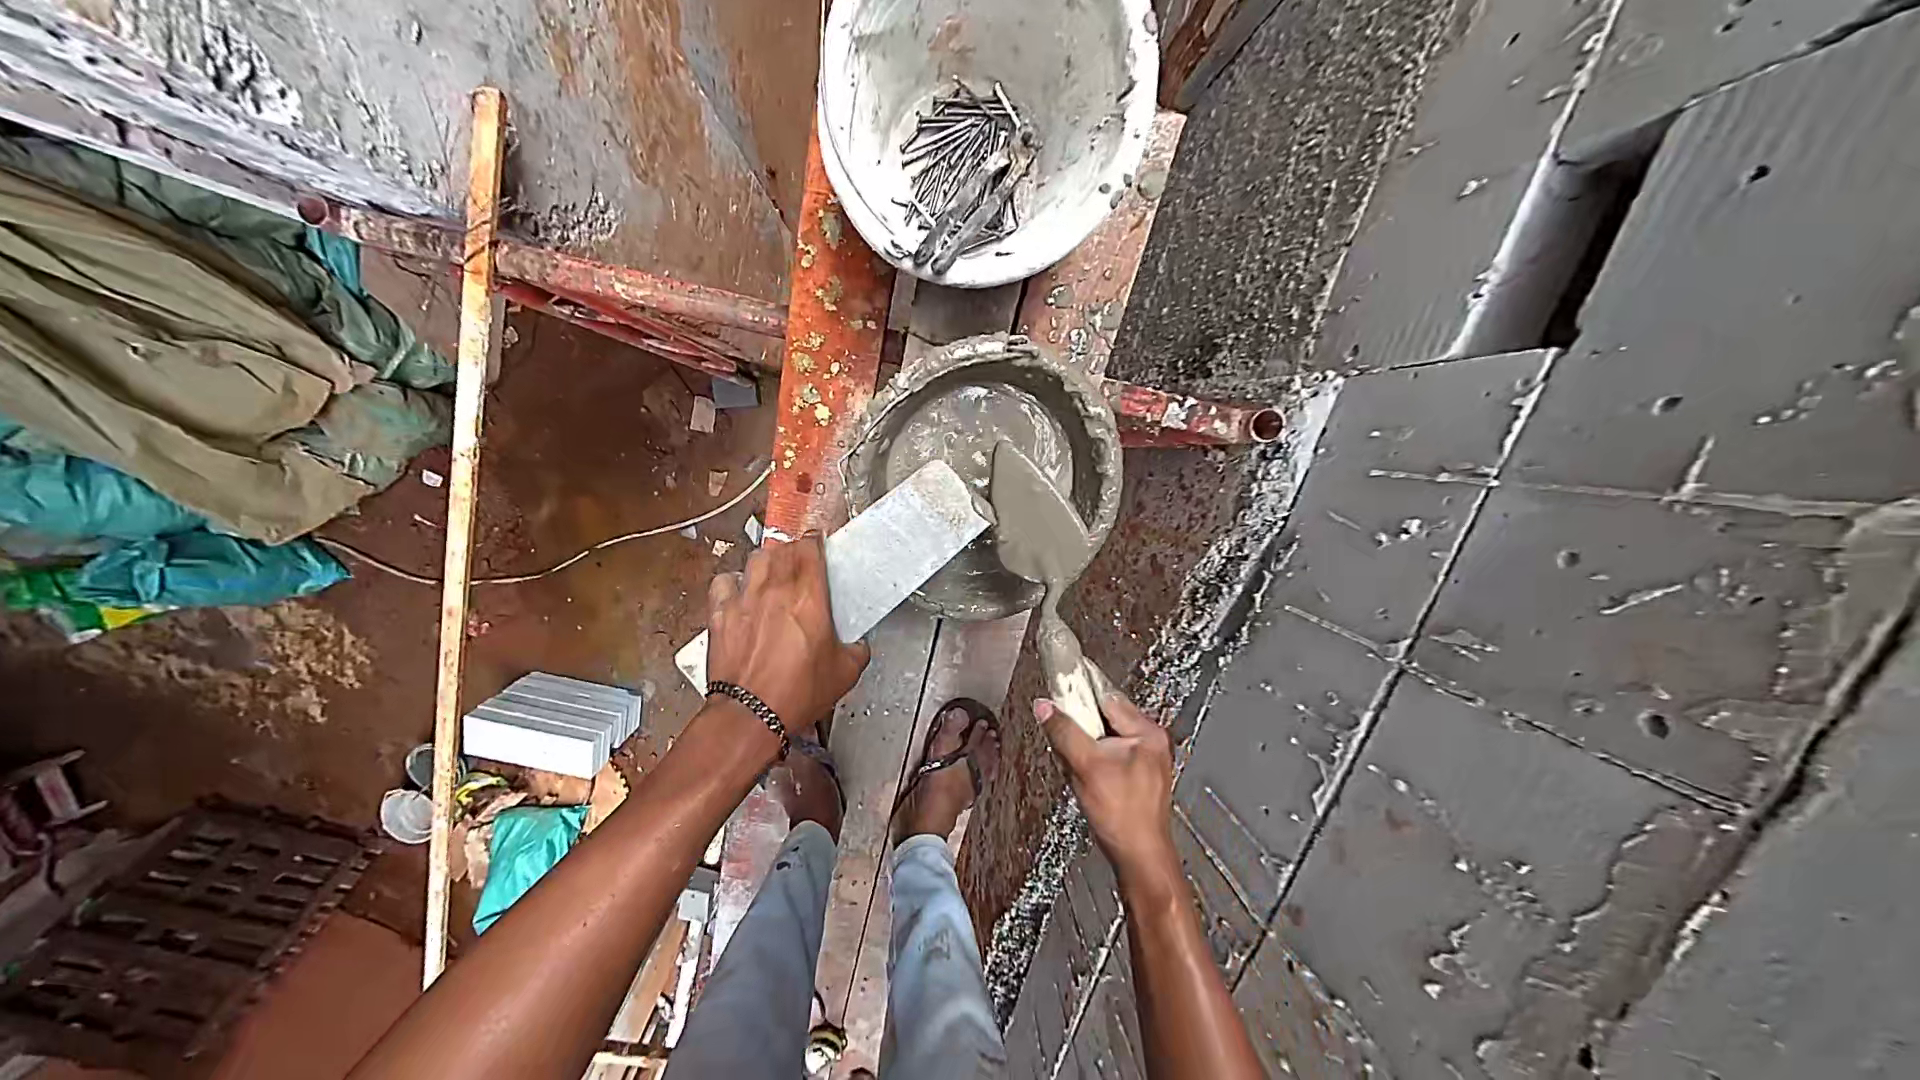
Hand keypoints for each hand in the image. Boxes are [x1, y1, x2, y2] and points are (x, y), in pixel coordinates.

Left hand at [706, 534, 869, 736]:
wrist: (750, 716)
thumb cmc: (795, 694)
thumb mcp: (845, 673)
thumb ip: (857, 650)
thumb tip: (858, 646)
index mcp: (809, 598)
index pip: (810, 549)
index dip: (816, 540)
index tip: (820, 541)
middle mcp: (775, 591)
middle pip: (783, 548)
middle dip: (794, 548)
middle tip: (801, 557)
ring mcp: (744, 600)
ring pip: (755, 559)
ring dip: (767, 560)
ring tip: (774, 570)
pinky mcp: (720, 615)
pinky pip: (724, 583)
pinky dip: (733, 582)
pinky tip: (740, 591)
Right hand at [1036, 690, 1177, 886]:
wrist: (1139, 858)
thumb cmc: (1123, 817)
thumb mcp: (1085, 766)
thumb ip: (1064, 732)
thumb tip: (1045, 707)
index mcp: (1147, 732)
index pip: (1107, 696)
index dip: (1081, 693)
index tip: (1061, 688)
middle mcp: (1151, 742)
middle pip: (1104, 716)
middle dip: (1081, 727)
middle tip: (1067, 739)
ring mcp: (1146, 760)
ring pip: (1104, 738)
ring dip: (1085, 746)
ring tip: (1079, 767)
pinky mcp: (1137, 777)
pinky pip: (1108, 756)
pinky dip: (1092, 761)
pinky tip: (1086, 779)